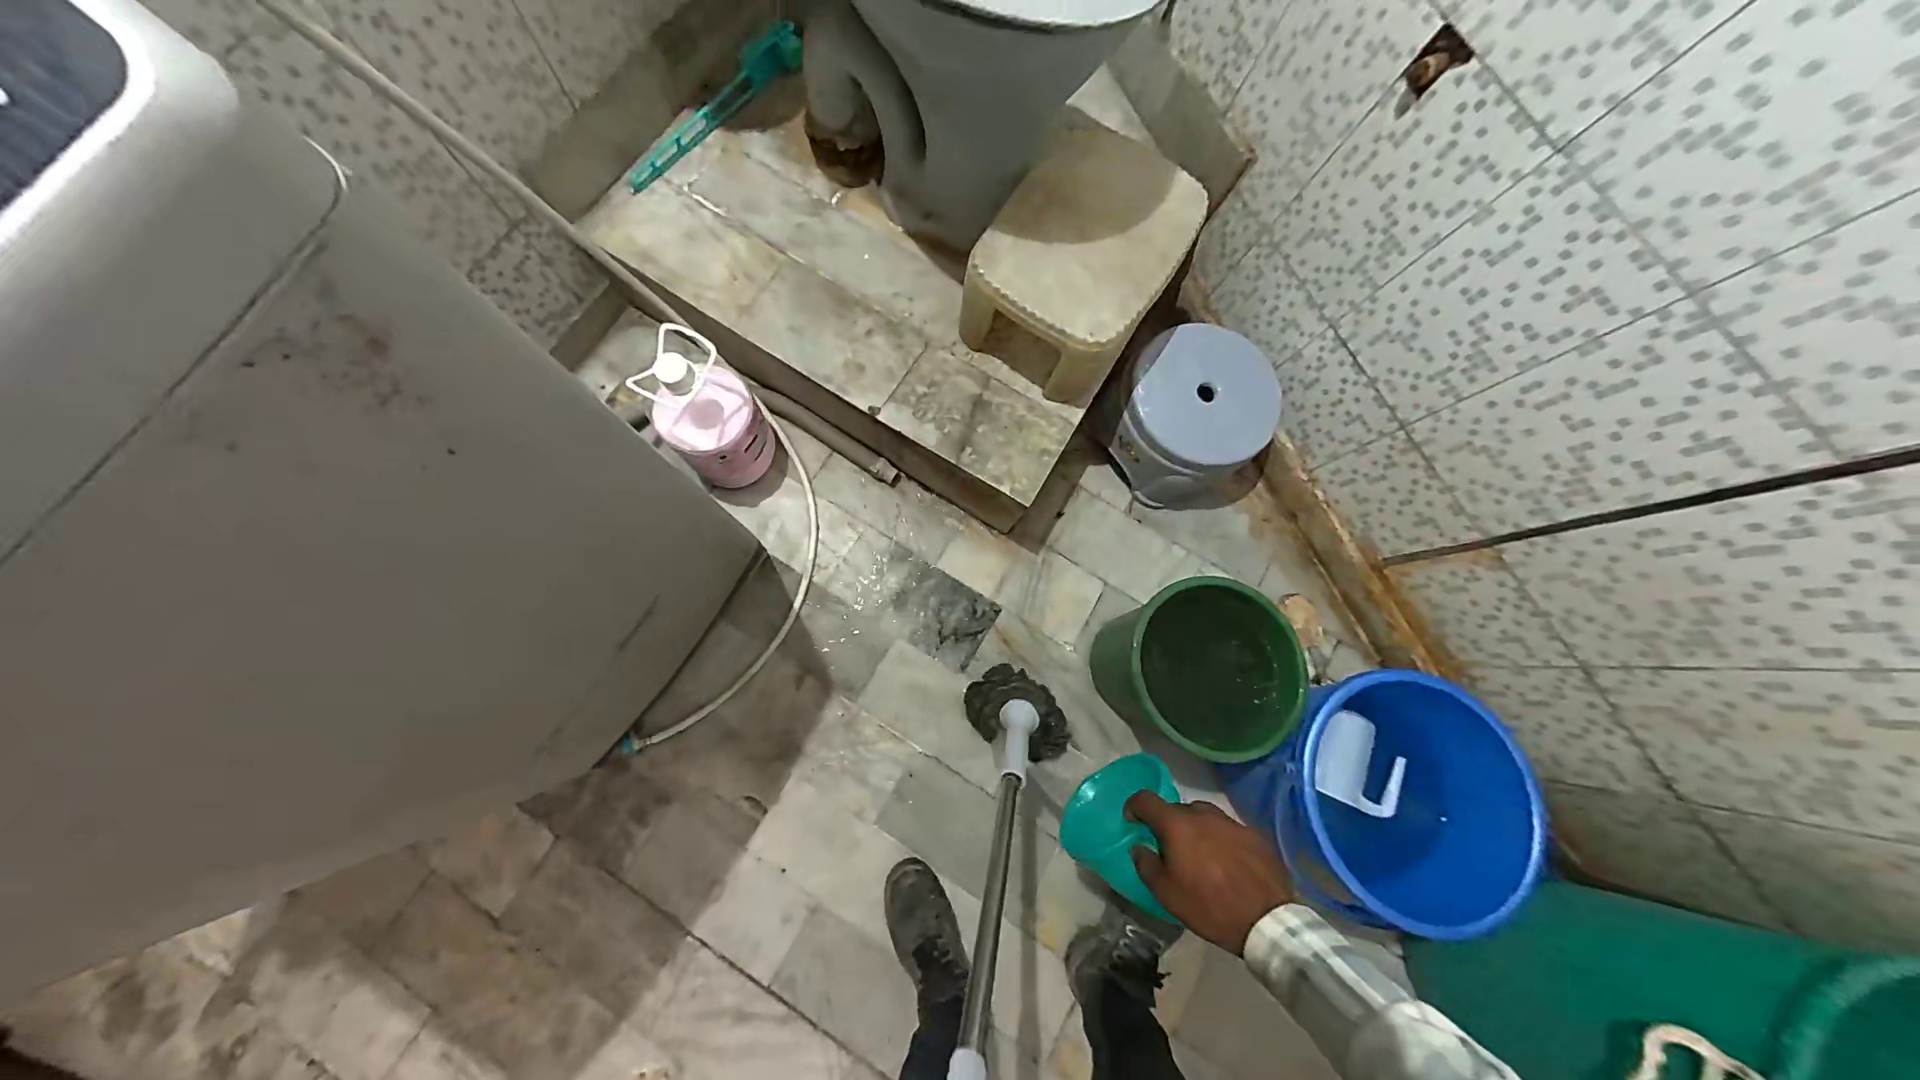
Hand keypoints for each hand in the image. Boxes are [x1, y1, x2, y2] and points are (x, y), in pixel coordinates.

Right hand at [1125, 792, 1293, 955]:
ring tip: (1201, 855)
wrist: (1268, 921)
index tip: (1133, 821)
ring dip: (1196, 829)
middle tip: (1170, 850)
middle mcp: (1203, 814)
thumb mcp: (1167, 894)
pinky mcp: (1254, 835)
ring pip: (1204, 816)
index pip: (1145, 799)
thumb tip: (1139, 847)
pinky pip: (1228, 830)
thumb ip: (1146, 865)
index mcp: (1177, 825)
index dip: (1134, 806)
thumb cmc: (1209, 906)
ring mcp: (1231, 822)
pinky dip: (1220, 839)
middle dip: (1168, 824)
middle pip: (1177, 809)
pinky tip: (1227, 863)